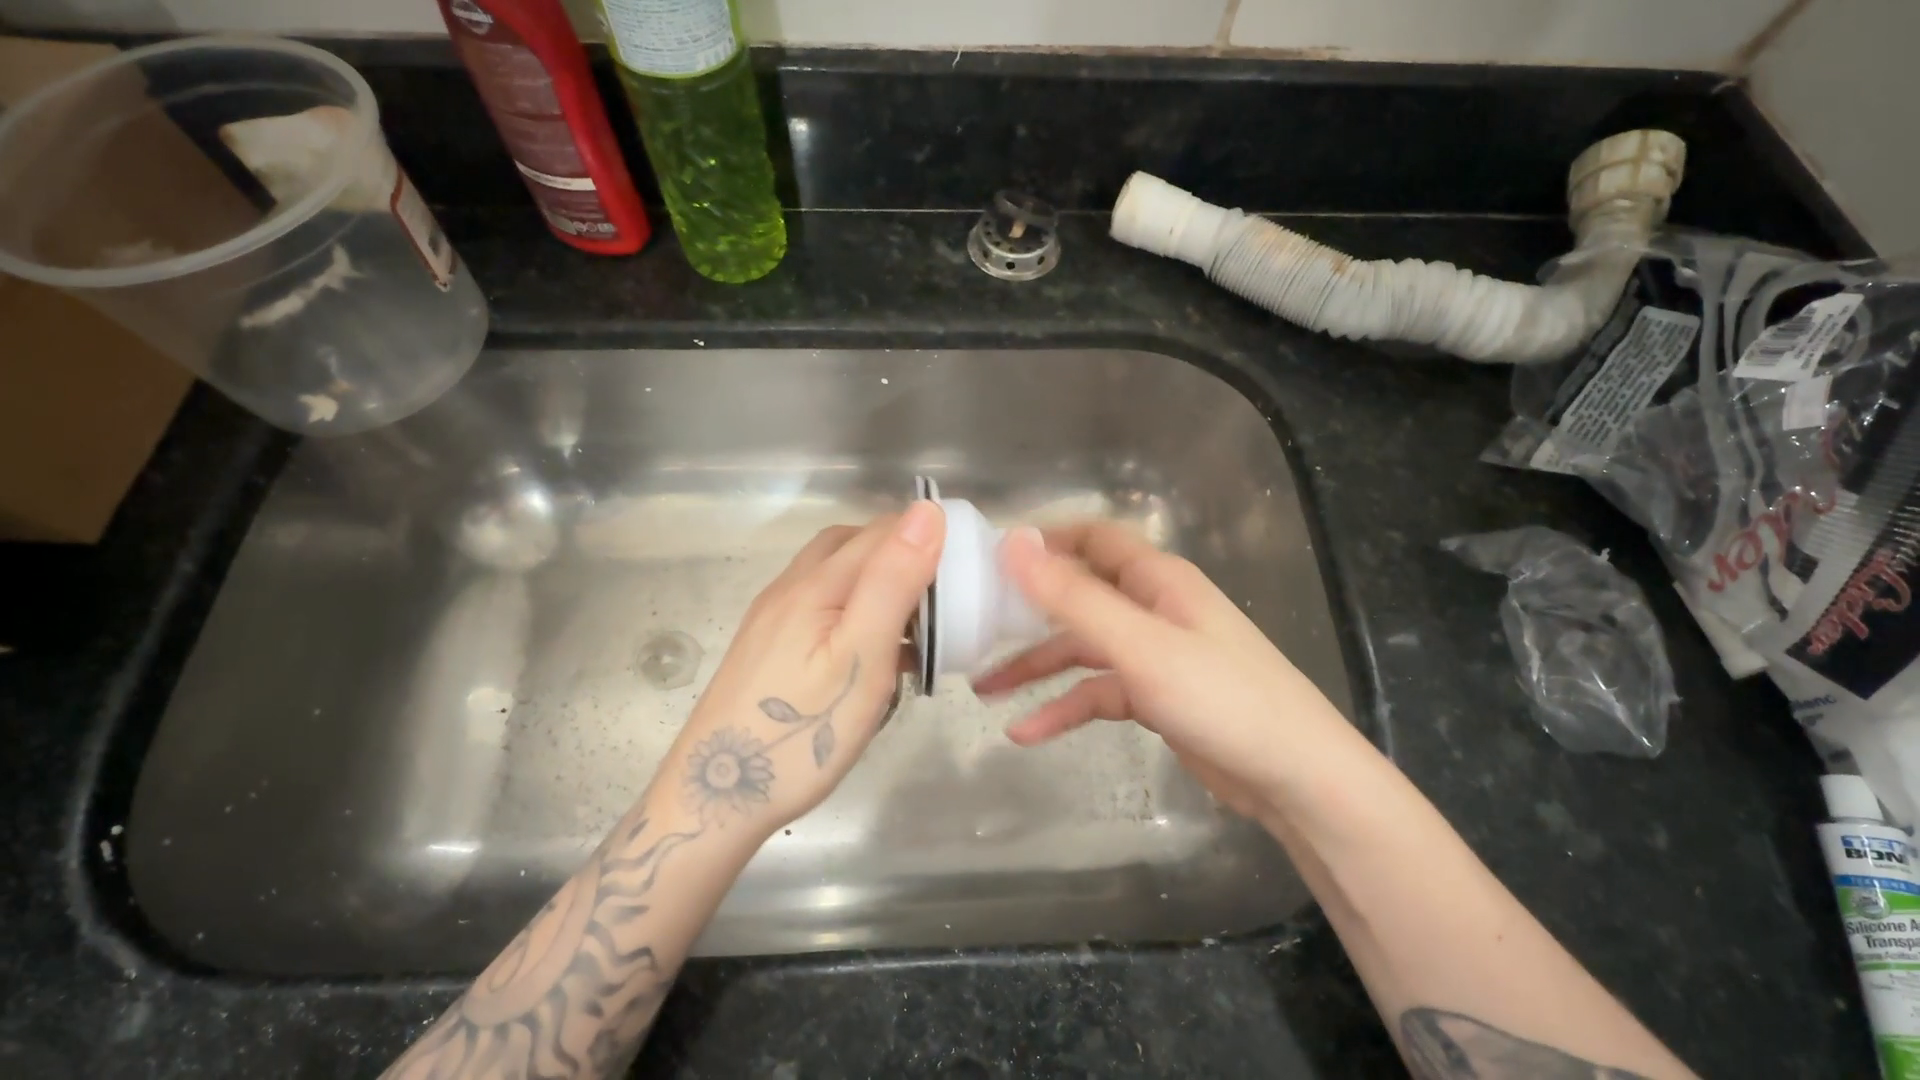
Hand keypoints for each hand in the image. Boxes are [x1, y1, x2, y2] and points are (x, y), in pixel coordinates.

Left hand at [661, 502, 943, 838]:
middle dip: (901, 554)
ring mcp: (772, 620)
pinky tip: (873, 655)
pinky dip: (855, 612)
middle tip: (944, 592)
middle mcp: (788, 590)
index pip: (880, 533)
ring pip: (834, 578)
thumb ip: (892, 582)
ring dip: (877, 582)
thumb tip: (925, 511)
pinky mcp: (767, 650)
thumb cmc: (800, 732)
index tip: (969, 563)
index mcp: (815, 584)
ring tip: (916, 625)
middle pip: (851, 546)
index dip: (926, 536)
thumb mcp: (860, 657)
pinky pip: (821, 609)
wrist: (715, 796)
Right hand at [975, 523, 1357, 816]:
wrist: (1296, 777)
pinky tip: (1026, 734)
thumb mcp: (1140, 646)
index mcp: (1158, 579)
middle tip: (973, 628)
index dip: (1044, 542)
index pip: (1093, 539)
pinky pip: (1100, 693)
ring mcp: (1157, 655)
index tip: (989, 558)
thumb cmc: (1222, 698)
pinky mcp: (1158, 698)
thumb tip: (1012, 543)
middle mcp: (1155, 608)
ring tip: (984, 690)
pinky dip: (1065, 709)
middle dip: (1027, 613)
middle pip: (1080, 597)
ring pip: (1084, 649)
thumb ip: (1074, 598)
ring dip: (1037, 667)